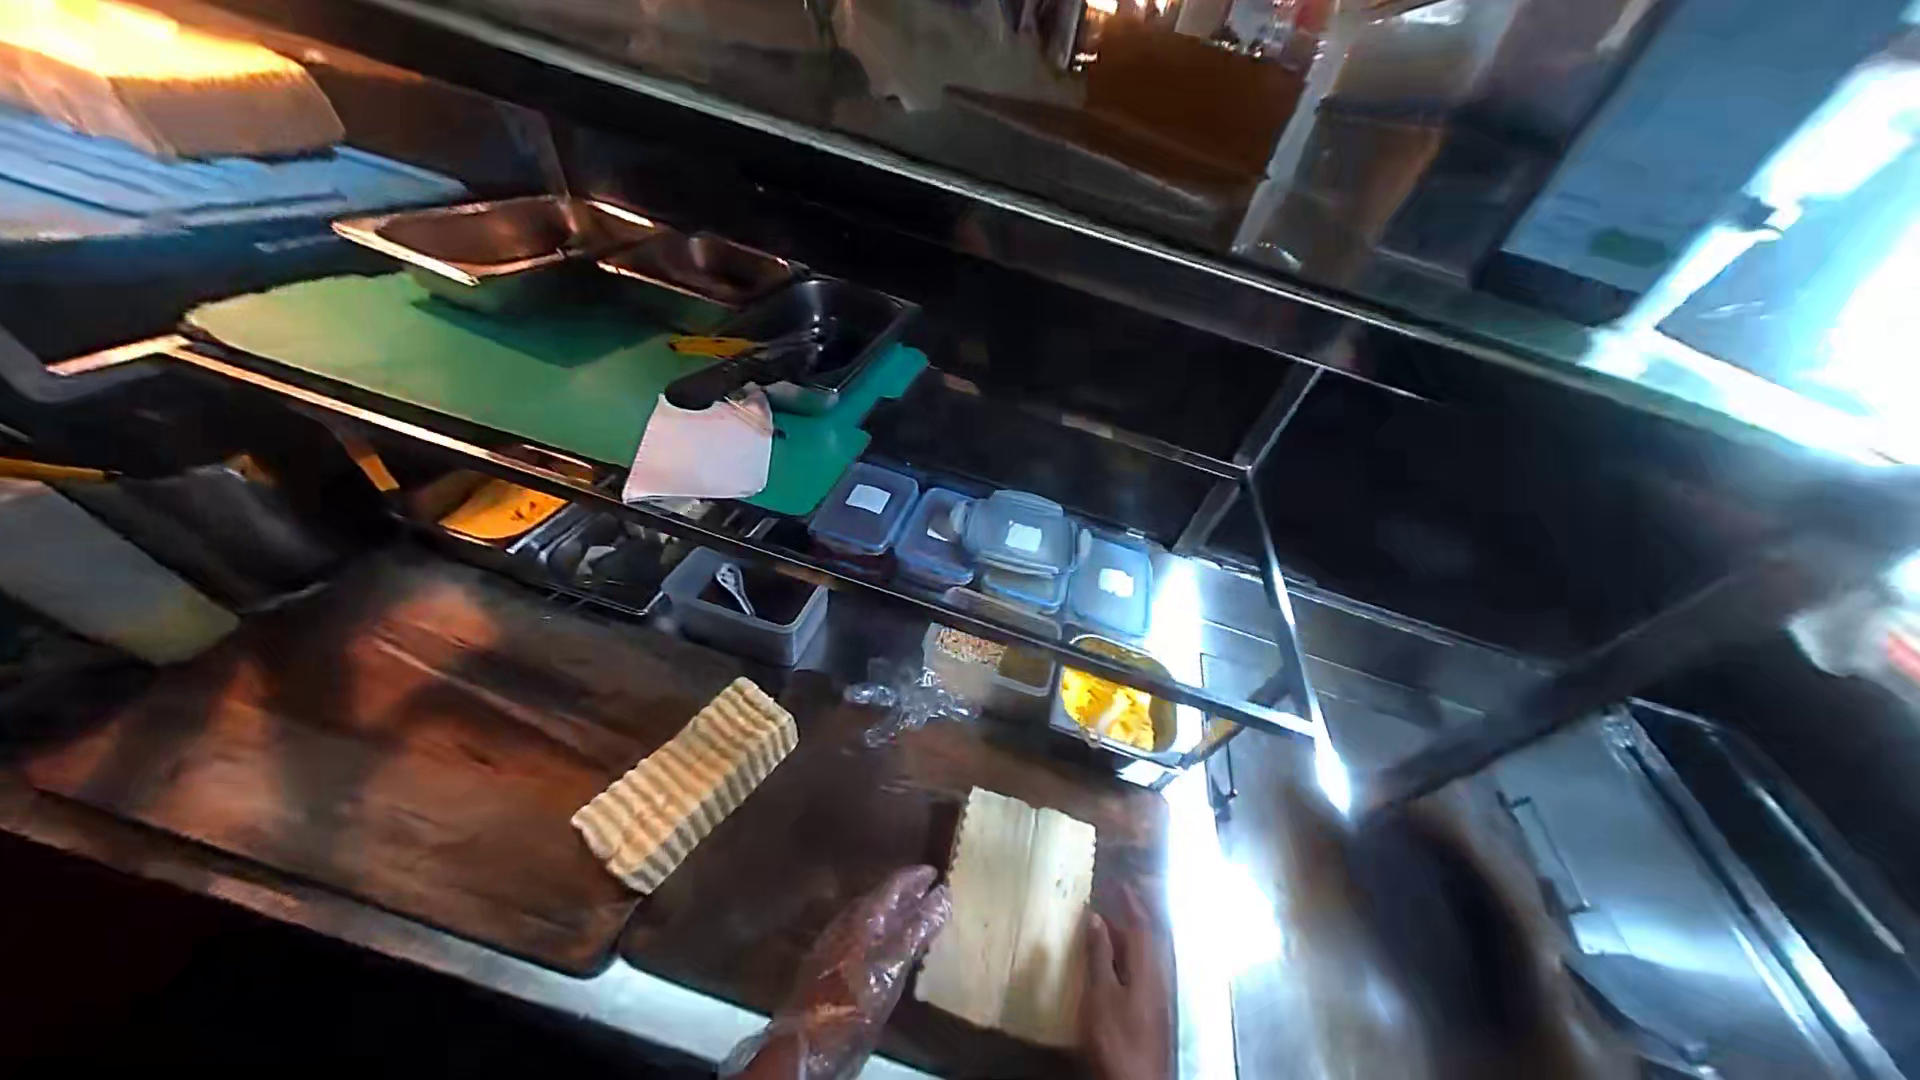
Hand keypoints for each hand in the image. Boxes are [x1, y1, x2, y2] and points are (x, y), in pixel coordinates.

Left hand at [725, 865, 951, 1079]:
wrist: (805, 1044)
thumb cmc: (852, 1006)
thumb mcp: (891, 971)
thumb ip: (916, 932)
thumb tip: (942, 896)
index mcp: (865, 918)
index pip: (893, 885)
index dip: (914, 877)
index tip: (934, 873)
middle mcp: (849, 921)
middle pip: (880, 896)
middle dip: (904, 892)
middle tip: (928, 890)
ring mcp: (836, 940)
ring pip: (869, 913)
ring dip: (891, 909)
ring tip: (912, 911)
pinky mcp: (827, 960)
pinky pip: (860, 930)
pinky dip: (878, 927)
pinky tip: (885, 940)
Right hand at [1081, 886, 1173, 1079]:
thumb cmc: (1116, 1038)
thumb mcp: (1100, 993)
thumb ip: (1099, 954)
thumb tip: (1097, 917)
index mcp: (1148, 968)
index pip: (1141, 924)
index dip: (1130, 901)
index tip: (1119, 882)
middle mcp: (1158, 978)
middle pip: (1147, 940)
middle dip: (1131, 918)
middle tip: (1112, 902)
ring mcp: (1159, 998)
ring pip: (1146, 957)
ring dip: (1129, 939)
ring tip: (1109, 929)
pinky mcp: (1154, 1014)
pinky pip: (1144, 972)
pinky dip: (1129, 959)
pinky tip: (1115, 966)